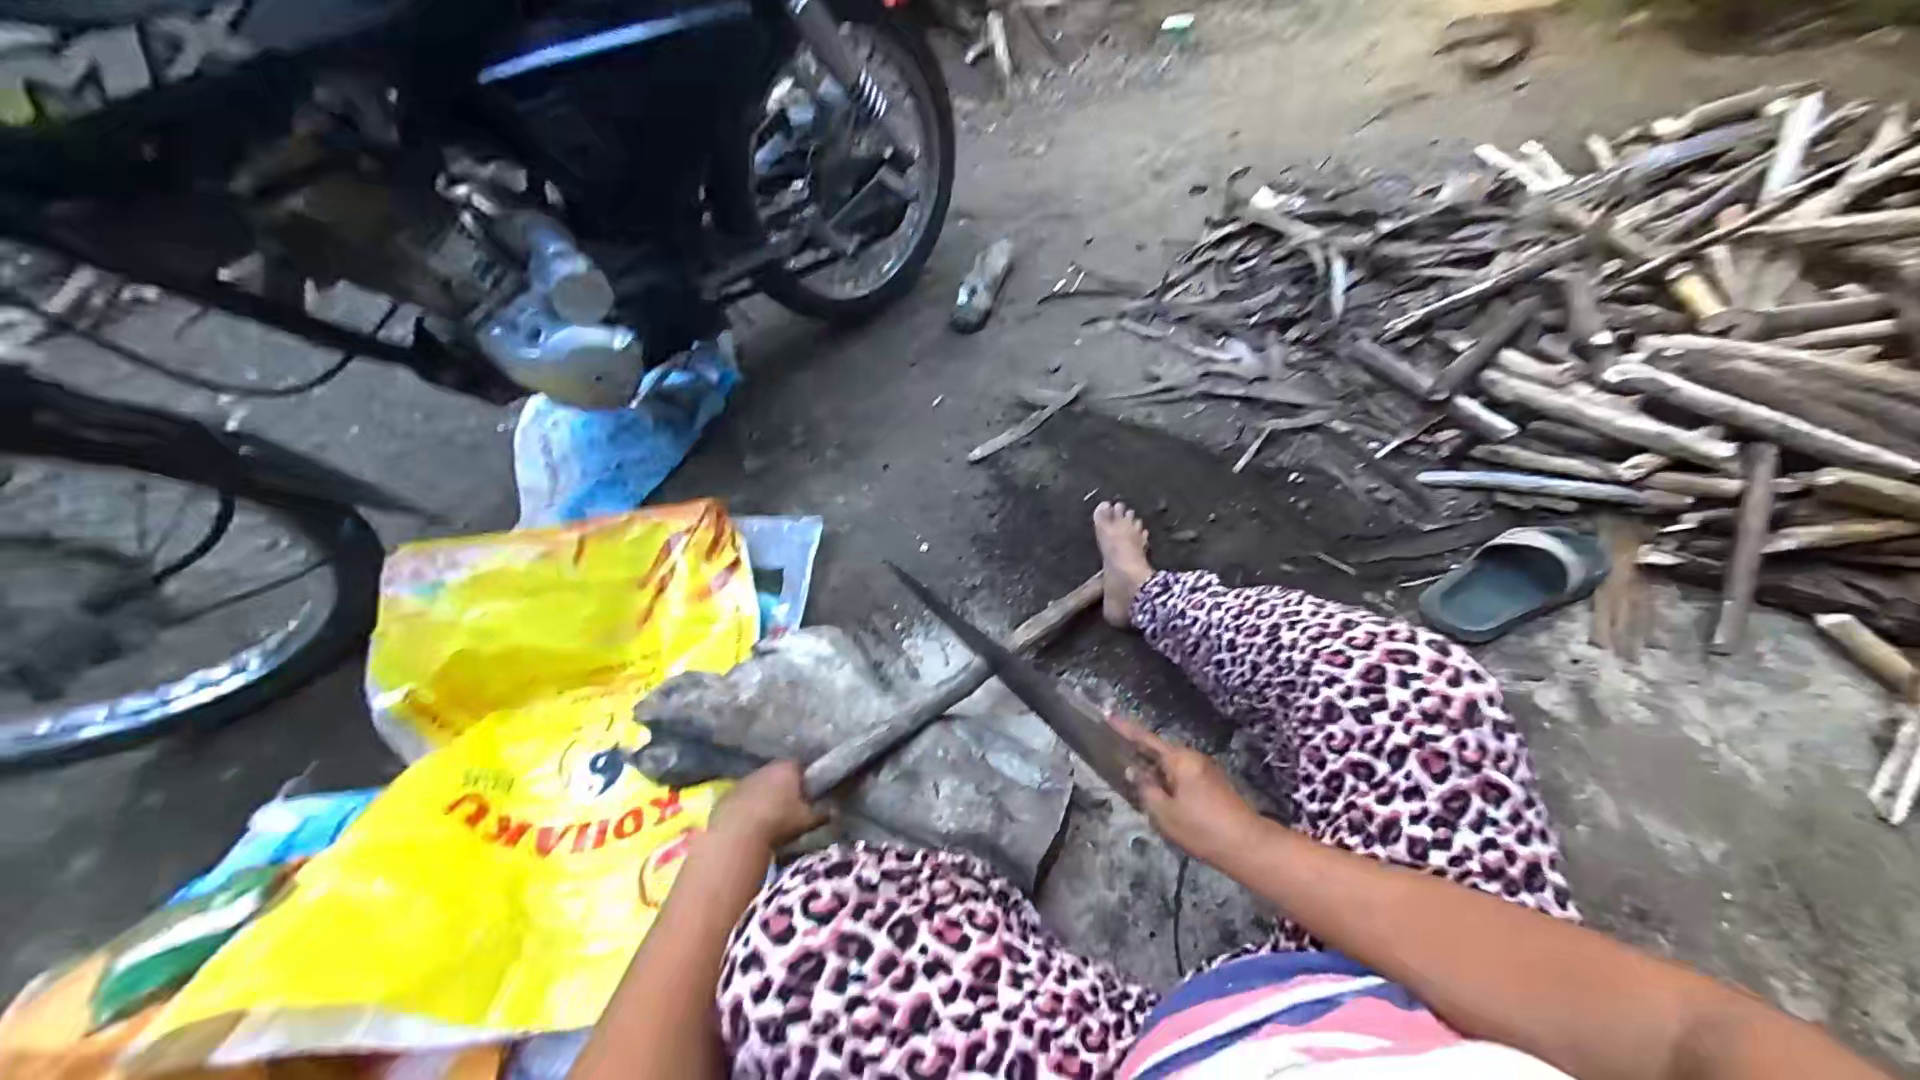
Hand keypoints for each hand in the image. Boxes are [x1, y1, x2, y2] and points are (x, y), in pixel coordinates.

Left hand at [706, 761, 830, 850]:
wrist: (736, 834)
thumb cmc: (778, 822)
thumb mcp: (807, 820)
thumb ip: (822, 814)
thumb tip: (834, 811)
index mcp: (788, 768)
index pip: (801, 766)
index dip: (805, 779)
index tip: (807, 794)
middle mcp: (766, 767)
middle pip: (779, 773)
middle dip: (784, 786)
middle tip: (789, 806)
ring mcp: (745, 779)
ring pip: (760, 784)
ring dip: (764, 795)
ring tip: (769, 816)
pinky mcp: (727, 794)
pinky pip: (743, 796)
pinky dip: (748, 805)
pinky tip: (750, 822)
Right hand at [1110, 714, 1261, 864]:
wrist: (1248, 846)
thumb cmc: (1202, 828)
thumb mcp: (1164, 813)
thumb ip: (1145, 789)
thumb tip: (1133, 771)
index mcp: (1179, 759)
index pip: (1146, 739)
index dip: (1125, 728)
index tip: (1108, 715)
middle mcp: (1192, 757)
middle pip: (1158, 750)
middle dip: (1138, 752)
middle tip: (1115, 754)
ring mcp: (1204, 769)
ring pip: (1169, 764)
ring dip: (1152, 768)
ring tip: (1133, 778)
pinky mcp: (1210, 783)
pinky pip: (1180, 773)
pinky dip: (1165, 779)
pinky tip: (1157, 793)